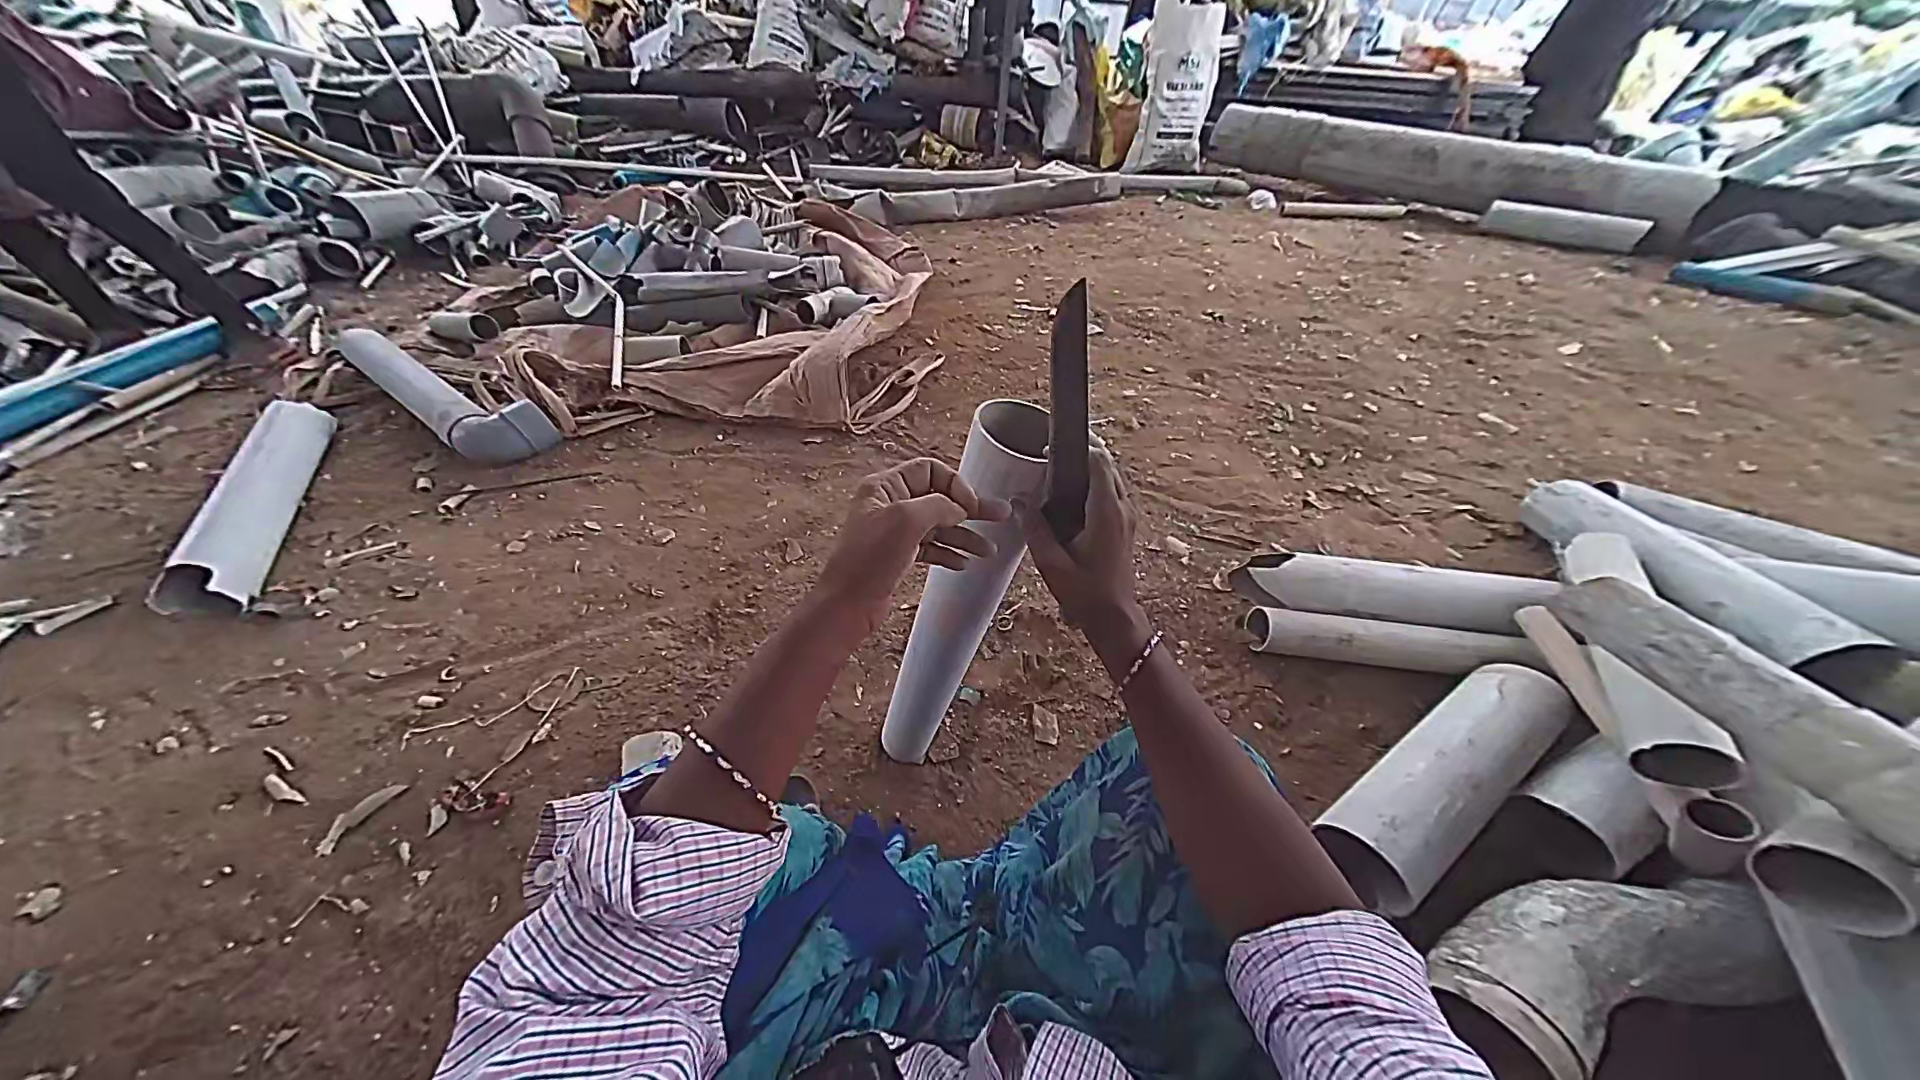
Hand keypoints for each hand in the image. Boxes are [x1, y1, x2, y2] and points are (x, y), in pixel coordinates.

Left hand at [818, 457, 1010, 632]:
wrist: (846, 604)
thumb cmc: (867, 560)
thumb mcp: (906, 520)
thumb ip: (938, 505)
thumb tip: (959, 507)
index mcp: (885, 487)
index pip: (929, 470)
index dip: (954, 484)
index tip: (971, 506)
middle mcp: (890, 505)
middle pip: (939, 499)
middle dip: (970, 509)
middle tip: (1000, 515)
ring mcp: (895, 532)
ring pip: (939, 527)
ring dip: (965, 536)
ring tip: (988, 550)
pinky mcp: (899, 556)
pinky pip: (931, 549)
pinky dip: (949, 553)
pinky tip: (963, 563)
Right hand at [1020, 449, 1149, 671]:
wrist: (1113, 617)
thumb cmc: (1085, 593)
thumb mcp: (1051, 562)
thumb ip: (1035, 527)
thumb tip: (1019, 501)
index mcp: (1107, 513)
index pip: (1099, 463)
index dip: (1078, 448)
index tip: (1050, 448)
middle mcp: (1123, 509)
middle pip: (1108, 465)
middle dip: (1083, 454)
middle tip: (1051, 454)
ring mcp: (1128, 517)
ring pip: (1112, 478)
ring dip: (1090, 469)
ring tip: (1058, 471)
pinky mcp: (1125, 526)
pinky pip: (1113, 493)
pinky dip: (1096, 485)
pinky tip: (1072, 496)